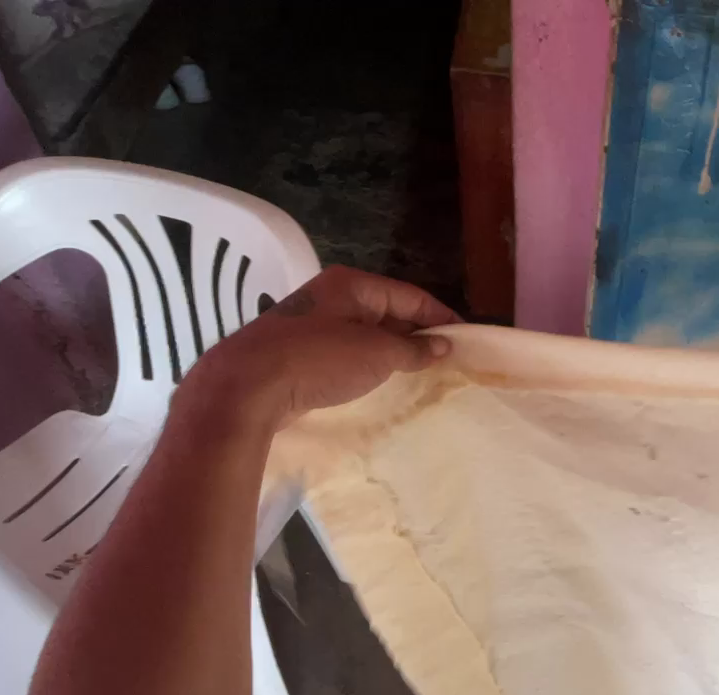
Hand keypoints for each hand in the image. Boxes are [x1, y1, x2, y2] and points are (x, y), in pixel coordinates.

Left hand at [175, 266, 460, 432]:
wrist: (250, 385)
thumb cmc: (319, 360)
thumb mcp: (378, 354)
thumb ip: (415, 350)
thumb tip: (444, 346)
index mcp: (355, 285)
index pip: (412, 296)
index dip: (443, 317)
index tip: (468, 340)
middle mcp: (336, 296)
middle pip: (392, 311)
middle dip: (421, 333)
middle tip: (450, 358)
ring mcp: (319, 321)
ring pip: (371, 331)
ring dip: (398, 349)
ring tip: (425, 370)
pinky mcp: (306, 348)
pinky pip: (353, 348)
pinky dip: (375, 360)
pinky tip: (387, 378)